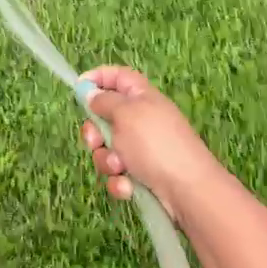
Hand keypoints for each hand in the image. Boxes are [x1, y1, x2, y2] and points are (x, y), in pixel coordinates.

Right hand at [79, 66, 224, 216]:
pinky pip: (117, 173)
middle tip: (96, 140)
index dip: (97, 77)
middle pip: (104, 117)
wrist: (188, 191)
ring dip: (106, 160)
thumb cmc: (156, 144)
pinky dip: (119, 181)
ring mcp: (142, 149)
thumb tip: (91, 93)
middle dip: (94, 132)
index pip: (118, 76)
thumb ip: (104, 101)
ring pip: (107, 149)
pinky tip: (128, 187)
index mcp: (141, 98)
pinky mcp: (141, 175)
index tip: (78, 88)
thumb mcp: (126, 114)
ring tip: (120, 168)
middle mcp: (141, 121)